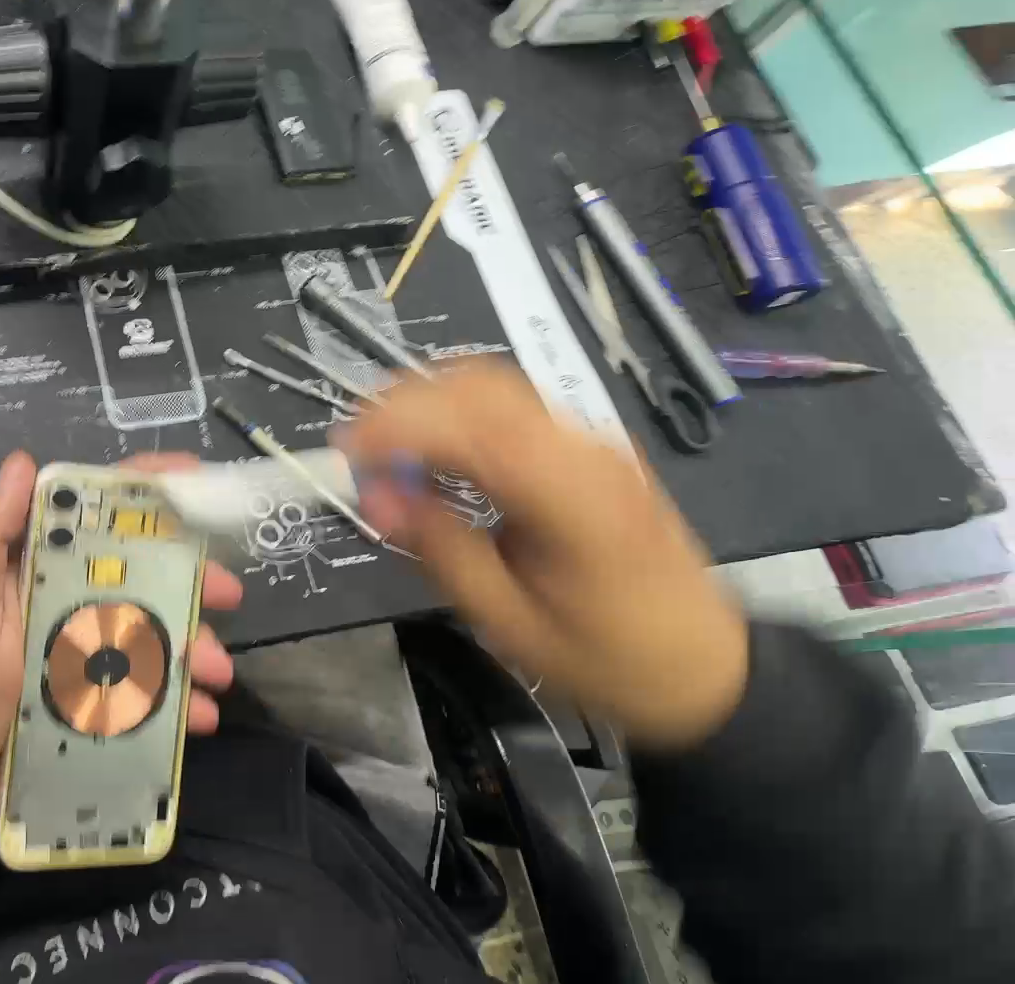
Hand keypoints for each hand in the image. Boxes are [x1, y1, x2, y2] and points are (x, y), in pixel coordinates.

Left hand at [0, 452, 241, 837]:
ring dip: (189, 645)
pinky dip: (174, 701)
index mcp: (24, 571)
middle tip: (231, 593)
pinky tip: (196, 718)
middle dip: (185, 577)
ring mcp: (71, 658)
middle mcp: (53, 604)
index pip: (83, 513)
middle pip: (131, 574)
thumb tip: (20, 461)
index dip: (137, 489)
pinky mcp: (83, 707)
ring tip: (215, 675)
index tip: (194, 478)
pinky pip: (141, 693)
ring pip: (145, 635)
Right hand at [333, 364, 748, 751]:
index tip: (345, 450)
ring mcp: (592, 440)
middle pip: (480, 387)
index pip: (472, 429)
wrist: (703, 666)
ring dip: (428, 399)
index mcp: (569, 497)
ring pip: (494, 383)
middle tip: (356, 447)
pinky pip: (511, 403)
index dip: (398, 427)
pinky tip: (431, 443)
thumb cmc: (603, 656)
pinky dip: (457, 408)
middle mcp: (584, 450)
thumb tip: (377, 495)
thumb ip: (440, 548)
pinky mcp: (588, 446)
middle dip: (403, 403)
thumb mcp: (507, 619)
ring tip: (383, 442)